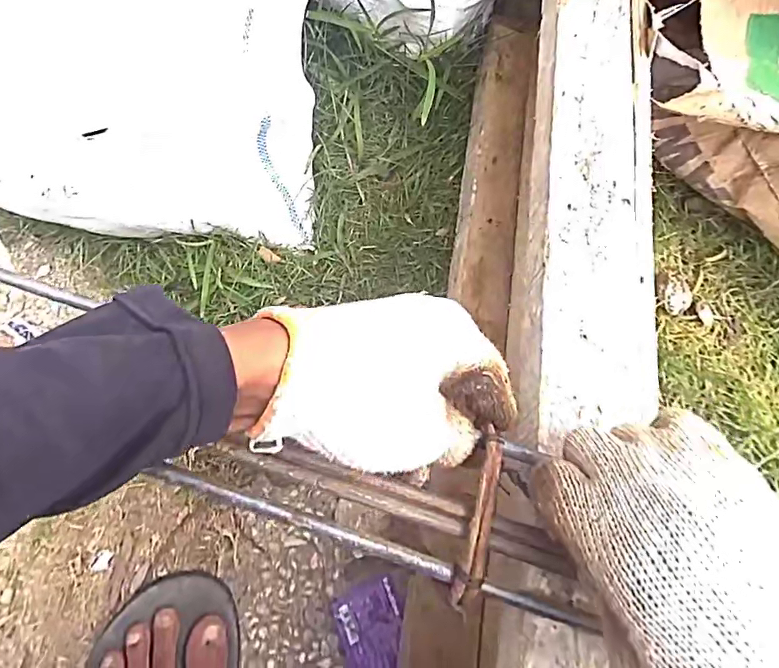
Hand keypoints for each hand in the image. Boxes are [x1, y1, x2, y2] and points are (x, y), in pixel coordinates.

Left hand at [228, 293, 514, 473]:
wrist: (279, 367)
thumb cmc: (360, 398)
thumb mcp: (425, 435)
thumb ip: (458, 438)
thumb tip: (459, 433)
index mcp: (454, 329)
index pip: (493, 373)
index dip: (499, 412)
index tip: (499, 440)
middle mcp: (425, 318)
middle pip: (456, 373)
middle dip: (457, 419)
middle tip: (456, 456)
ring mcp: (389, 322)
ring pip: (421, 376)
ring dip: (423, 417)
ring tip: (414, 460)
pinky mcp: (358, 334)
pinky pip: (392, 372)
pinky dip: (396, 403)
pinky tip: (385, 437)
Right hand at [532, 410, 778, 667]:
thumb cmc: (707, 652)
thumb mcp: (626, 632)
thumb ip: (595, 579)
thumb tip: (587, 559)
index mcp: (589, 516)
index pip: (547, 475)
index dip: (558, 497)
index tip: (570, 514)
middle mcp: (622, 474)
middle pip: (581, 442)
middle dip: (591, 471)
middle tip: (614, 508)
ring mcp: (670, 456)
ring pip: (625, 430)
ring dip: (631, 457)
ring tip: (657, 497)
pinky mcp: (716, 451)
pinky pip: (674, 424)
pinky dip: (673, 442)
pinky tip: (689, 479)